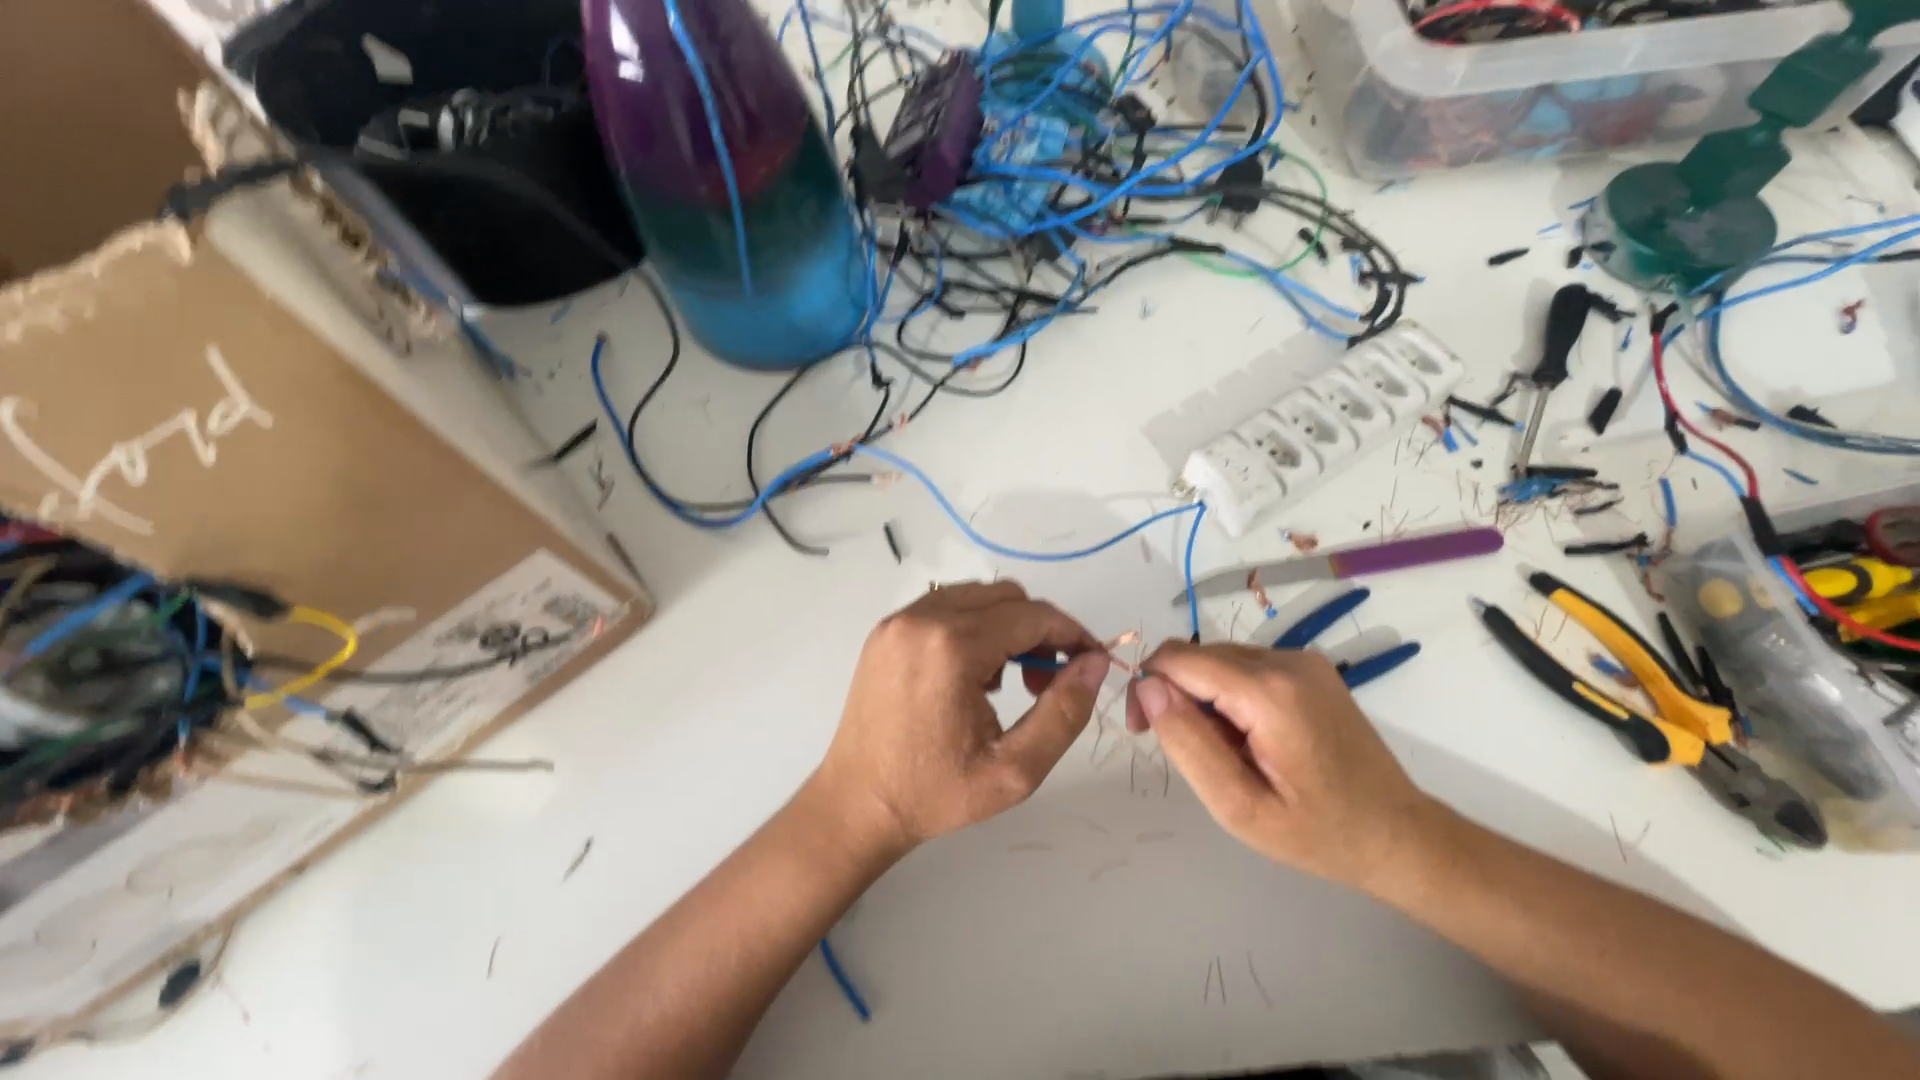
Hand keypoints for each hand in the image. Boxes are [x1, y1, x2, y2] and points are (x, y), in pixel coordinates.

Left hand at [814, 581, 1110, 853]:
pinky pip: (945, 607)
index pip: (1033, 616)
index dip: (1072, 635)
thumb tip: (1094, 663)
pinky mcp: (885, 632)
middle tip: (1045, 685)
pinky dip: (972, 627)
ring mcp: (898, 622)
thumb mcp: (1014, 769)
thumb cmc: (935, 794)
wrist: (856, 804)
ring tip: (1007, 683)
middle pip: (1007, 597)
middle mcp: (922, 619)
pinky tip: (972, 675)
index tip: (1090, 664)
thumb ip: (1064, 712)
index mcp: (953, 646)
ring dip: (1006, 627)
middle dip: (1039, 631)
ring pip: (976, 597)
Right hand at [1125, 642, 1436, 890]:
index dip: (1147, 688)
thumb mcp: (1239, 806)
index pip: (1177, 659)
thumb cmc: (1317, 834)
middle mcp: (1287, 660)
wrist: (1398, 836)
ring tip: (1225, 752)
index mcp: (1269, 691)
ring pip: (1219, 660)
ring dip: (1203, 698)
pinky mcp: (1312, 670)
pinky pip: (1246, 667)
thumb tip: (1148, 687)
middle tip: (1188, 753)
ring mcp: (1304, 661)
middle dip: (1174, 695)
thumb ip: (1188, 742)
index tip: (1143, 733)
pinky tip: (1248, 738)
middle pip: (1197, 656)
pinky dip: (1230, 696)